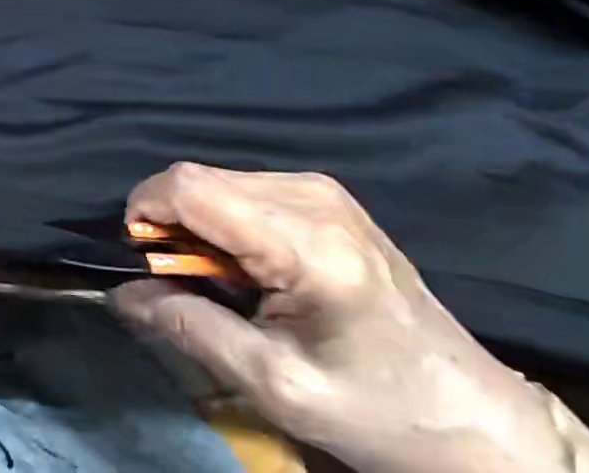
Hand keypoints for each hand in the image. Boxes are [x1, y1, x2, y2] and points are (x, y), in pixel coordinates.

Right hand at [114, 164, 588, 472]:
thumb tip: (121, 293)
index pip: (194, 186)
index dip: (147, 211)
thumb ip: (190, 327)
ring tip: (218, 285)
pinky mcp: (326, 194)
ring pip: (221, 178)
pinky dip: (226, 220)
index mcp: (305, 240)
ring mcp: (322, 188)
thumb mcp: (273, 384)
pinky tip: (248, 269)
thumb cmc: (374, 410)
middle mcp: (311, 194)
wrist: (467, 411)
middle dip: (170, 222)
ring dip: (197, 223)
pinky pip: (248, 187)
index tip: (139, 261)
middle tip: (178, 285)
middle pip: (202, 176)